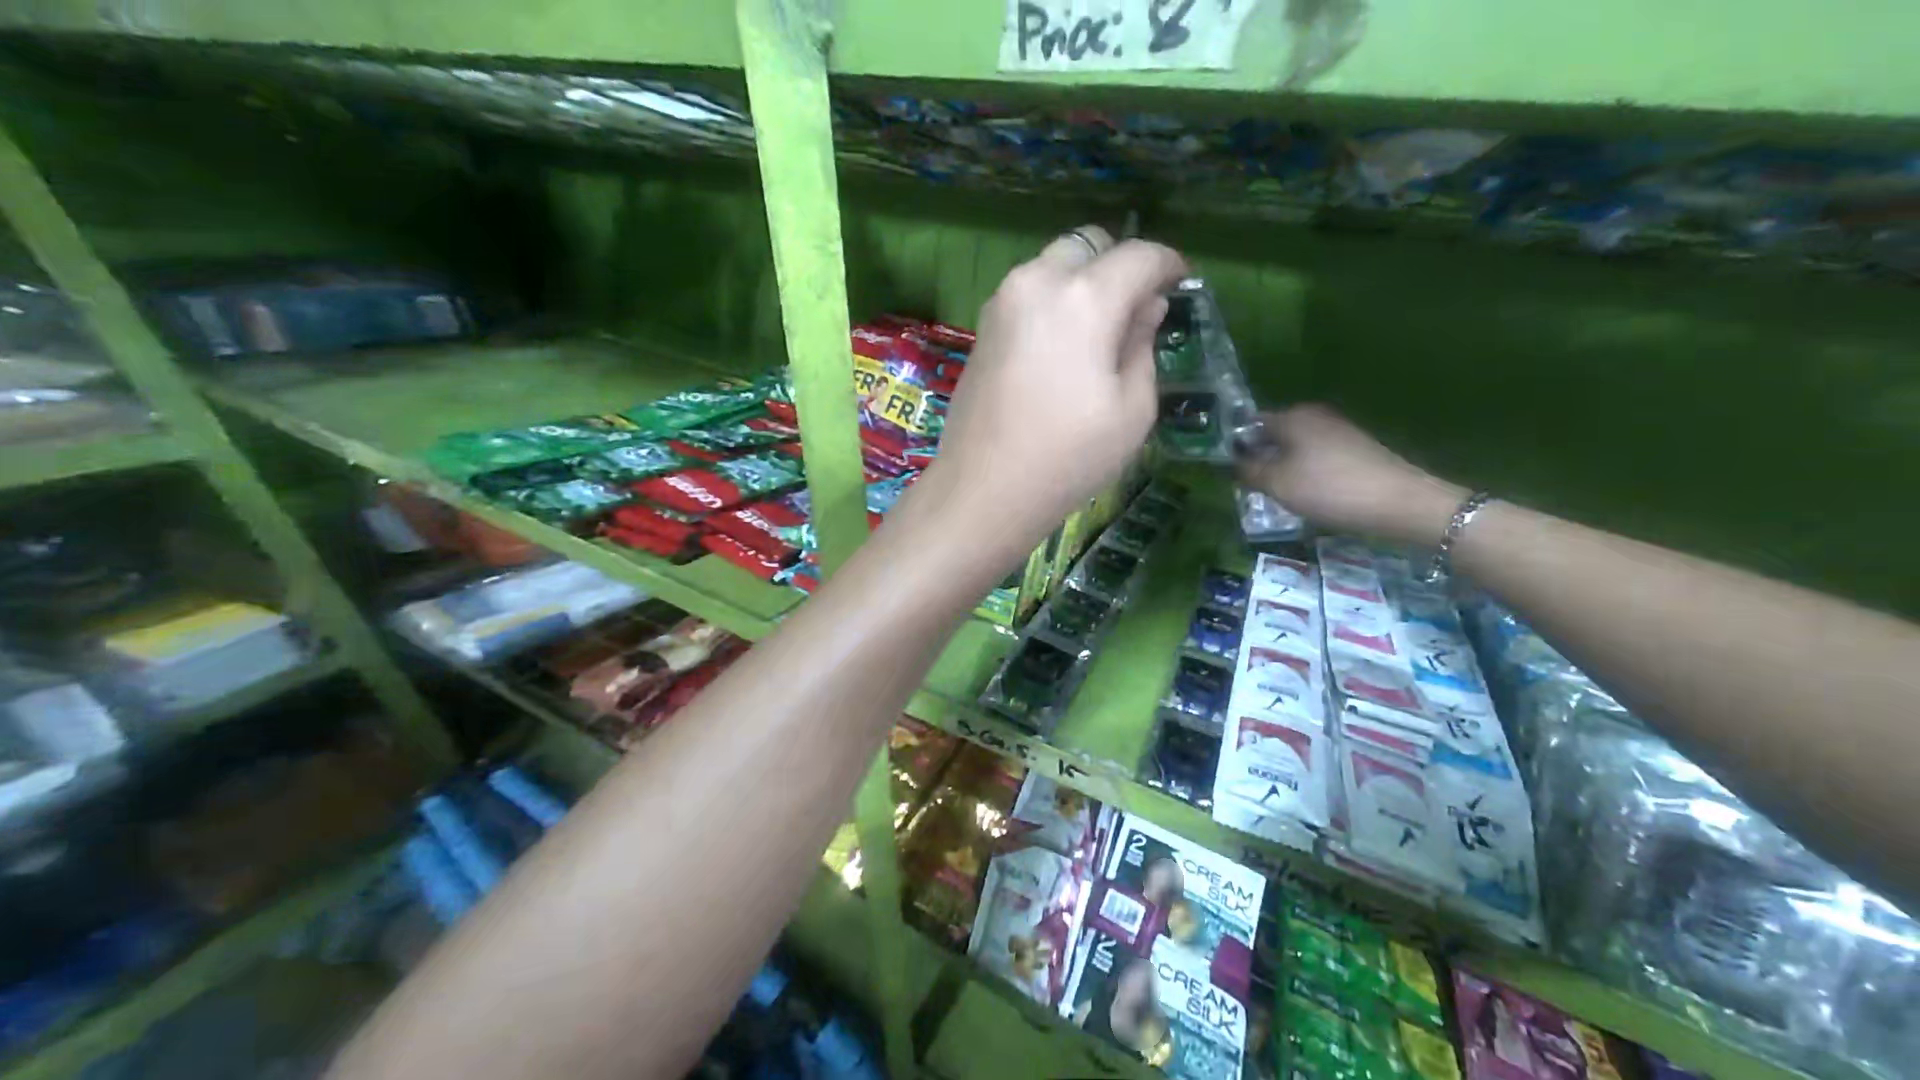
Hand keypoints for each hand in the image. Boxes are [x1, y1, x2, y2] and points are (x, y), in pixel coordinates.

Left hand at [923, 225, 1188, 562]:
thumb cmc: (1068, 457)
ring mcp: (1002, 302)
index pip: (1139, 255)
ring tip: (1101, 329)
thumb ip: (1143, 343)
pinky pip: (1029, 293)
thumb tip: (1146, 307)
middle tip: (1138, 307)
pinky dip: (1055, 301)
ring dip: (1084, 281)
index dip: (1168, 264)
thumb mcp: (1132, 409)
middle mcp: (1036, 282)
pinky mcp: (983, 326)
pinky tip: (1065, 345)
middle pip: (1089, 246)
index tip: (1182, 283)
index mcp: (1083, 298)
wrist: (983, 489)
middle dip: (1120, 265)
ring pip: (1054, 265)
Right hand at [1239, 405, 1467, 545]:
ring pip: (1296, 448)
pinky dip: (1307, 473)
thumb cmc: (1329, 489)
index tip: (1230, 473)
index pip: (1250, 425)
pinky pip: (1317, 458)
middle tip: (1252, 488)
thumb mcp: (1277, 484)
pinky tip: (1308, 495)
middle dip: (1261, 458)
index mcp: (1292, 416)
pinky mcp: (1356, 449)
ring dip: (1284, 468)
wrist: (1399, 503)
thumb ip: (1248, 470)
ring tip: (1278, 495)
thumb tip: (1233, 462)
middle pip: (1275, 436)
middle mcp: (1315, 415)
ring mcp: (1339, 431)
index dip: (1237, 448)